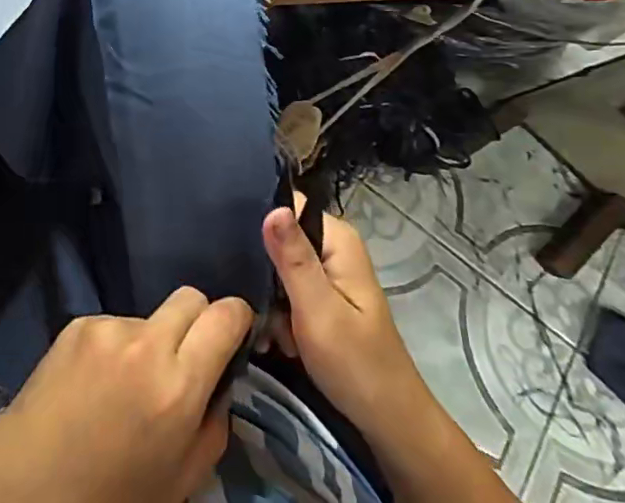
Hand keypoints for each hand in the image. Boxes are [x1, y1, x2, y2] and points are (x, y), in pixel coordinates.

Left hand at [0, 287, 253, 502]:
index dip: (237, 318)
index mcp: (179, 385)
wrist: (28, 485)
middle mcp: (147, 343)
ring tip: (126, 382)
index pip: (226, 315)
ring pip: (151, 314)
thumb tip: (221, 378)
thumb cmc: (114, 493)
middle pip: (192, 297)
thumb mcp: (185, 477)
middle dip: (197, 320)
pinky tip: (96, 381)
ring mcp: (109, 328)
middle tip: (184, 356)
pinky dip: (116, 345)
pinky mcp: (79, 323)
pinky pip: (115, 324)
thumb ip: (215, 421)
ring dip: (151, 338)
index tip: (234, 333)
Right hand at [260, 198, 432, 436]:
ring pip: (278, 268)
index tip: (237, 250)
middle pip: (280, 237)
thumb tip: (272, 208)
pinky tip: (279, 338)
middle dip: (263, 270)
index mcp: (337, 238)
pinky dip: (279, 313)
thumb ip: (293, 259)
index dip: (260, 221)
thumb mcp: (318, 310)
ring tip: (273, 331)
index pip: (287, 205)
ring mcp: (328, 272)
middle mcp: (333, 246)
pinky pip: (287, 290)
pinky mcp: (321, 296)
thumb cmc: (354, 364)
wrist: (387, 419)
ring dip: (270, 299)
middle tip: (262, 307)